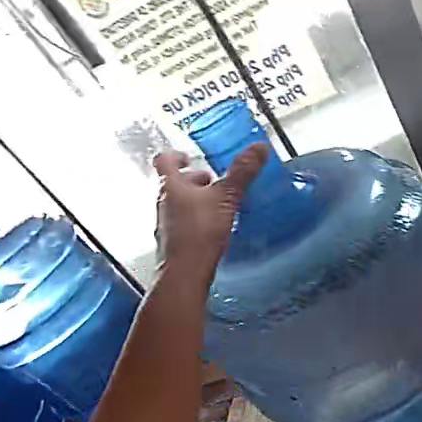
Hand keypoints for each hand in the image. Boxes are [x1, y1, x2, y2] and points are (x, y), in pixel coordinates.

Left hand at [153, 145, 267, 278]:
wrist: (185, 273)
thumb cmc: (199, 231)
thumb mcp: (226, 198)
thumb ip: (242, 173)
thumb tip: (259, 147)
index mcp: (170, 186)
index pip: (164, 160)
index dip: (175, 155)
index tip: (188, 156)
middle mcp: (163, 203)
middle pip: (173, 184)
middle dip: (193, 181)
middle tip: (212, 182)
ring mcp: (165, 226)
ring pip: (178, 206)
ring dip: (195, 202)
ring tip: (217, 205)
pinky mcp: (173, 245)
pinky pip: (184, 226)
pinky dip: (196, 222)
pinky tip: (213, 230)